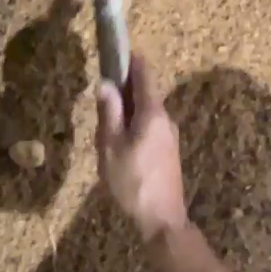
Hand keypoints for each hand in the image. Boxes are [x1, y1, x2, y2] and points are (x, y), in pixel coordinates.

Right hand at [96, 53, 187, 241]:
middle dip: (124, 89)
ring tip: (104, 123)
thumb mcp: (111, 146)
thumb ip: (109, 113)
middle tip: (100, 94)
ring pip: (146, 113)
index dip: (131, 61)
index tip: (116, 51)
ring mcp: (169, 136)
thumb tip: (106, 84)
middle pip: (145, 94)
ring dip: (127, 111)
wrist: (161, 220)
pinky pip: (149, 128)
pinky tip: (119, 143)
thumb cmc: (132, 181)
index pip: (144, 75)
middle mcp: (166, 119)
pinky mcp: (168, 152)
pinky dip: (134, 126)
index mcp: (152, 113)